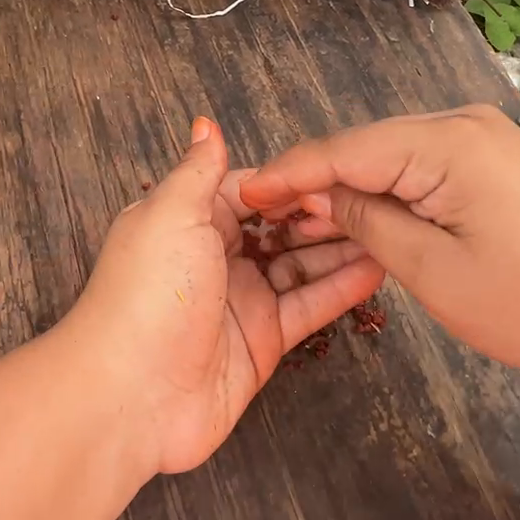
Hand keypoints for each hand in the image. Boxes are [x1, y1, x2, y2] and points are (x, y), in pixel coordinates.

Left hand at [64, 117, 385, 474]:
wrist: (132, 395)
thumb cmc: (147, 292)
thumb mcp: (172, 214)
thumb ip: (199, 170)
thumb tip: (204, 123)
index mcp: (190, 216)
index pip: (250, 188)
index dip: (290, 181)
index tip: (336, 172)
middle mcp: (216, 253)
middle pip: (278, 225)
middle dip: (320, 212)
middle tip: (374, 200)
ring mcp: (241, 297)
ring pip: (298, 264)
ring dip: (337, 248)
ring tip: (387, 229)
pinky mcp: (262, 339)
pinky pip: (306, 305)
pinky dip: (339, 288)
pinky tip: (375, 269)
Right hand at [237, 105, 519, 390]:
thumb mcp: (433, 271)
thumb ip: (365, 221)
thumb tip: (318, 196)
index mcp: (447, 142)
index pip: (343, 150)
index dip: (288, 172)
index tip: (243, 191)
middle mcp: (462, 123)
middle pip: (365, 147)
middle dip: (317, 180)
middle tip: (268, 214)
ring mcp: (481, 137)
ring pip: (390, 156)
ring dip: (352, 187)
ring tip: (305, 218)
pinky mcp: (493, 158)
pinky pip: (421, 165)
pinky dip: (389, 190)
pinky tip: (364, 214)